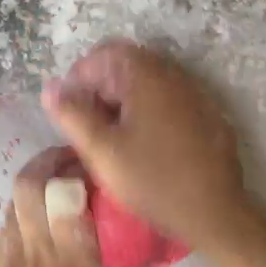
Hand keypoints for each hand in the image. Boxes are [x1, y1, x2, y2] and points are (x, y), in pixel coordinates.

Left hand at [0, 147, 145, 266]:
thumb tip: (139, 235)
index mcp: (75, 259)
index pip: (63, 192)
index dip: (74, 167)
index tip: (91, 163)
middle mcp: (38, 251)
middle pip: (26, 185)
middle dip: (45, 162)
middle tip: (68, 163)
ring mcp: (12, 261)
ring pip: (12, 202)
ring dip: (33, 187)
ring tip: (55, 191)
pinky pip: (6, 229)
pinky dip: (23, 214)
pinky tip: (41, 226)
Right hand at [41, 41, 248, 248]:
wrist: (214, 212)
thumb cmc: (153, 181)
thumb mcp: (102, 152)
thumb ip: (72, 116)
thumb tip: (51, 88)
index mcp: (147, 76)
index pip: (104, 54)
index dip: (78, 77)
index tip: (67, 109)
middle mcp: (175, 75)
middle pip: (129, 65)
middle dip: (101, 89)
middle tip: (86, 125)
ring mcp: (197, 95)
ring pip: (151, 84)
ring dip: (126, 101)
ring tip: (111, 137)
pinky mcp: (209, 116)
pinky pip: (171, 102)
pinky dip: (151, 113)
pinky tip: (145, 145)